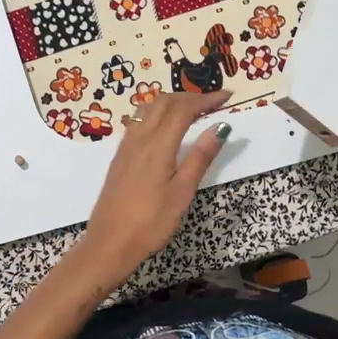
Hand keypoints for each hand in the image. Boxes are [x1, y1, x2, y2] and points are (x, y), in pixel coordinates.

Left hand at [74, 90, 232, 281]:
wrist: (110, 242)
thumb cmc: (151, 222)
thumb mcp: (182, 192)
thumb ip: (201, 156)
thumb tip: (221, 126)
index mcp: (158, 145)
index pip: (184, 109)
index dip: (206, 99)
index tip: (227, 97)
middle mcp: (139, 137)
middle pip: (165, 102)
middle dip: (190, 96)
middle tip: (213, 102)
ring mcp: (126, 145)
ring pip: (149, 108)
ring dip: (172, 101)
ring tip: (192, 109)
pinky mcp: (119, 156)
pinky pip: (139, 120)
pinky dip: (157, 112)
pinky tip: (165, 126)